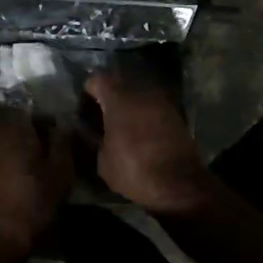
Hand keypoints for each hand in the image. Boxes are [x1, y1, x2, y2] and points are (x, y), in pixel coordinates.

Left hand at [0, 108, 72, 250]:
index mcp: (14, 127)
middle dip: (23, 121)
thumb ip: (62, 142)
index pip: (27, 105)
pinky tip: (14, 166)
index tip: (54, 128)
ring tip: (29, 153)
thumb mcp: (60, 171)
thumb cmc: (33, 199)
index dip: (42, 115)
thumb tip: (63, 123)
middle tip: (41, 138)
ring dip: (11, 135)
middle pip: (7, 114)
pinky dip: (1, 150)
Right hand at [85, 72, 215, 214]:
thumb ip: (95, 140)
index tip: (85, 104)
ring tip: (122, 121)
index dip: (89, 90)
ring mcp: (161, 101)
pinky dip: (145, 113)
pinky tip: (140, 129)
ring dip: (129, 102)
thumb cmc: (133, 170)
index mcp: (118, 99)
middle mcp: (140, 92)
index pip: (98, 79)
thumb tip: (93, 133)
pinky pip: (153, 105)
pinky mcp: (176, 113)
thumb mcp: (103, 160)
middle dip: (109, 94)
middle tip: (102, 111)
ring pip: (139, 92)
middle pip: (120, 81)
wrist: (178, 182)